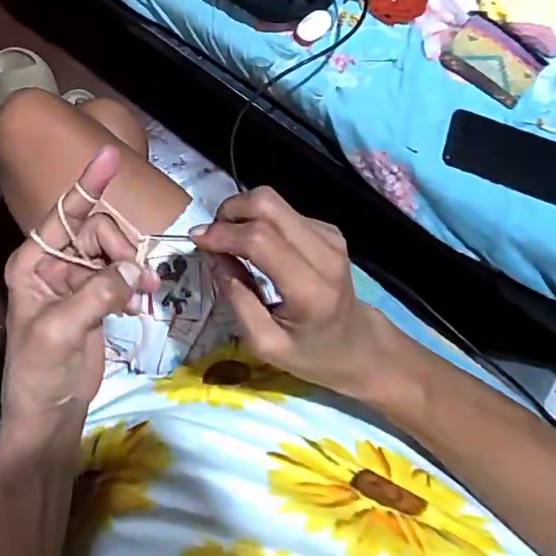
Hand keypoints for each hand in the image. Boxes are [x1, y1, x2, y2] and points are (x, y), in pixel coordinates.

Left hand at [0, 146, 158, 453]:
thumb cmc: (38, 372)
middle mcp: (54, 262)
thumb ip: (95, 294)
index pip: (63, 214)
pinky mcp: (95, 296)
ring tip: (147, 293)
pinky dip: (134, 283)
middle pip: (97, 231)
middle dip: (122, 248)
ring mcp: (77, 278)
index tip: (109, 156)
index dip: (87, 185)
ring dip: (133, 266)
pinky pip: (121, 274)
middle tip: (139, 279)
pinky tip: (139, 303)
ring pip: (113, 251)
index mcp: (33, 262)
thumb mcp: (59, 332)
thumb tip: (133, 268)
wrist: (49, 413)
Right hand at [189, 187, 400, 400]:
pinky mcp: (328, 229)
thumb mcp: (265, 344)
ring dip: (242, 213)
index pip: (260, 240)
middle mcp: (324, 254)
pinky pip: (282, 211)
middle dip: (230, 211)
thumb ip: (237, 299)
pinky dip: (259, 220)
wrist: (359, 346)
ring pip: (273, 202)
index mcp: (310, 290)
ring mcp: (330, 236)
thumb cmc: (311, 353)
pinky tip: (255, 244)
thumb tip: (212, 255)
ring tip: (229, 240)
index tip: (196, 239)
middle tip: (213, 236)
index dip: (223, 233)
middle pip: (267, 205)